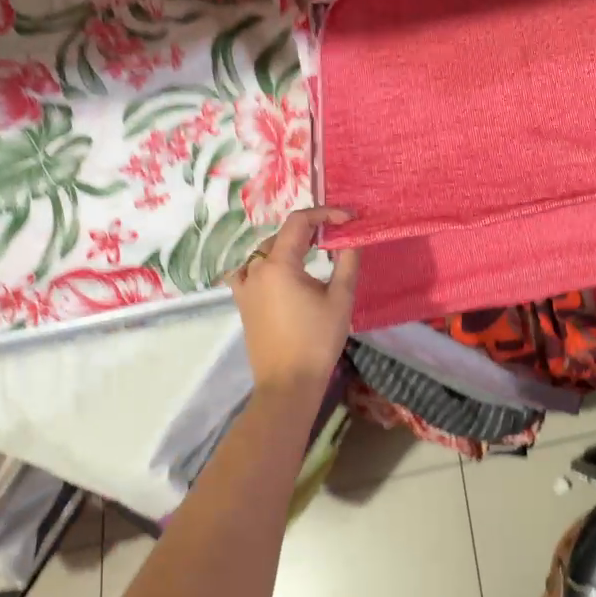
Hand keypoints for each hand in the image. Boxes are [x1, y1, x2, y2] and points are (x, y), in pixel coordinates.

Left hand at [229, 207, 359, 396]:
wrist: (288, 383)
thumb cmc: (317, 340)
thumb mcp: (340, 298)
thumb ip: (347, 262)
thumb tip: (352, 240)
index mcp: (278, 264)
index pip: (299, 222)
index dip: (325, 214)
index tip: (348, 219)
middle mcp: (256, 270)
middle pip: (281, 235)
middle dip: (310, 229)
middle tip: (336, 235)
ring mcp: (245, 287)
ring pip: (264, 251)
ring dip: (288, 245)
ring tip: (313, 250)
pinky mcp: (243, 303)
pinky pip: (250, 271)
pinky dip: (266, 263)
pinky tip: (281, 272)